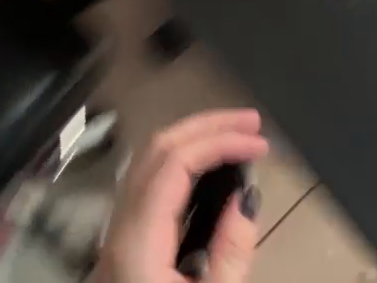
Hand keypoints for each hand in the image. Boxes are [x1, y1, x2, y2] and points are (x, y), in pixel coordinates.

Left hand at [97, 110, 268, 282]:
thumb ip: (231, 252)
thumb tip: (245, 195)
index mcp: (136, 246)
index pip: (175, 164)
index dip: (219, 141)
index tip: (260, 144)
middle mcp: (118, 233)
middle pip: (156, 150)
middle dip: (207, 126)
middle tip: (253, 124)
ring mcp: (115, 239)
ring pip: (148, 162)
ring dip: (194, 138)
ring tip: (237, 136)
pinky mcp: (123, 249)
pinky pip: (149, 183)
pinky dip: (183, 161)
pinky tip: (211, 168)